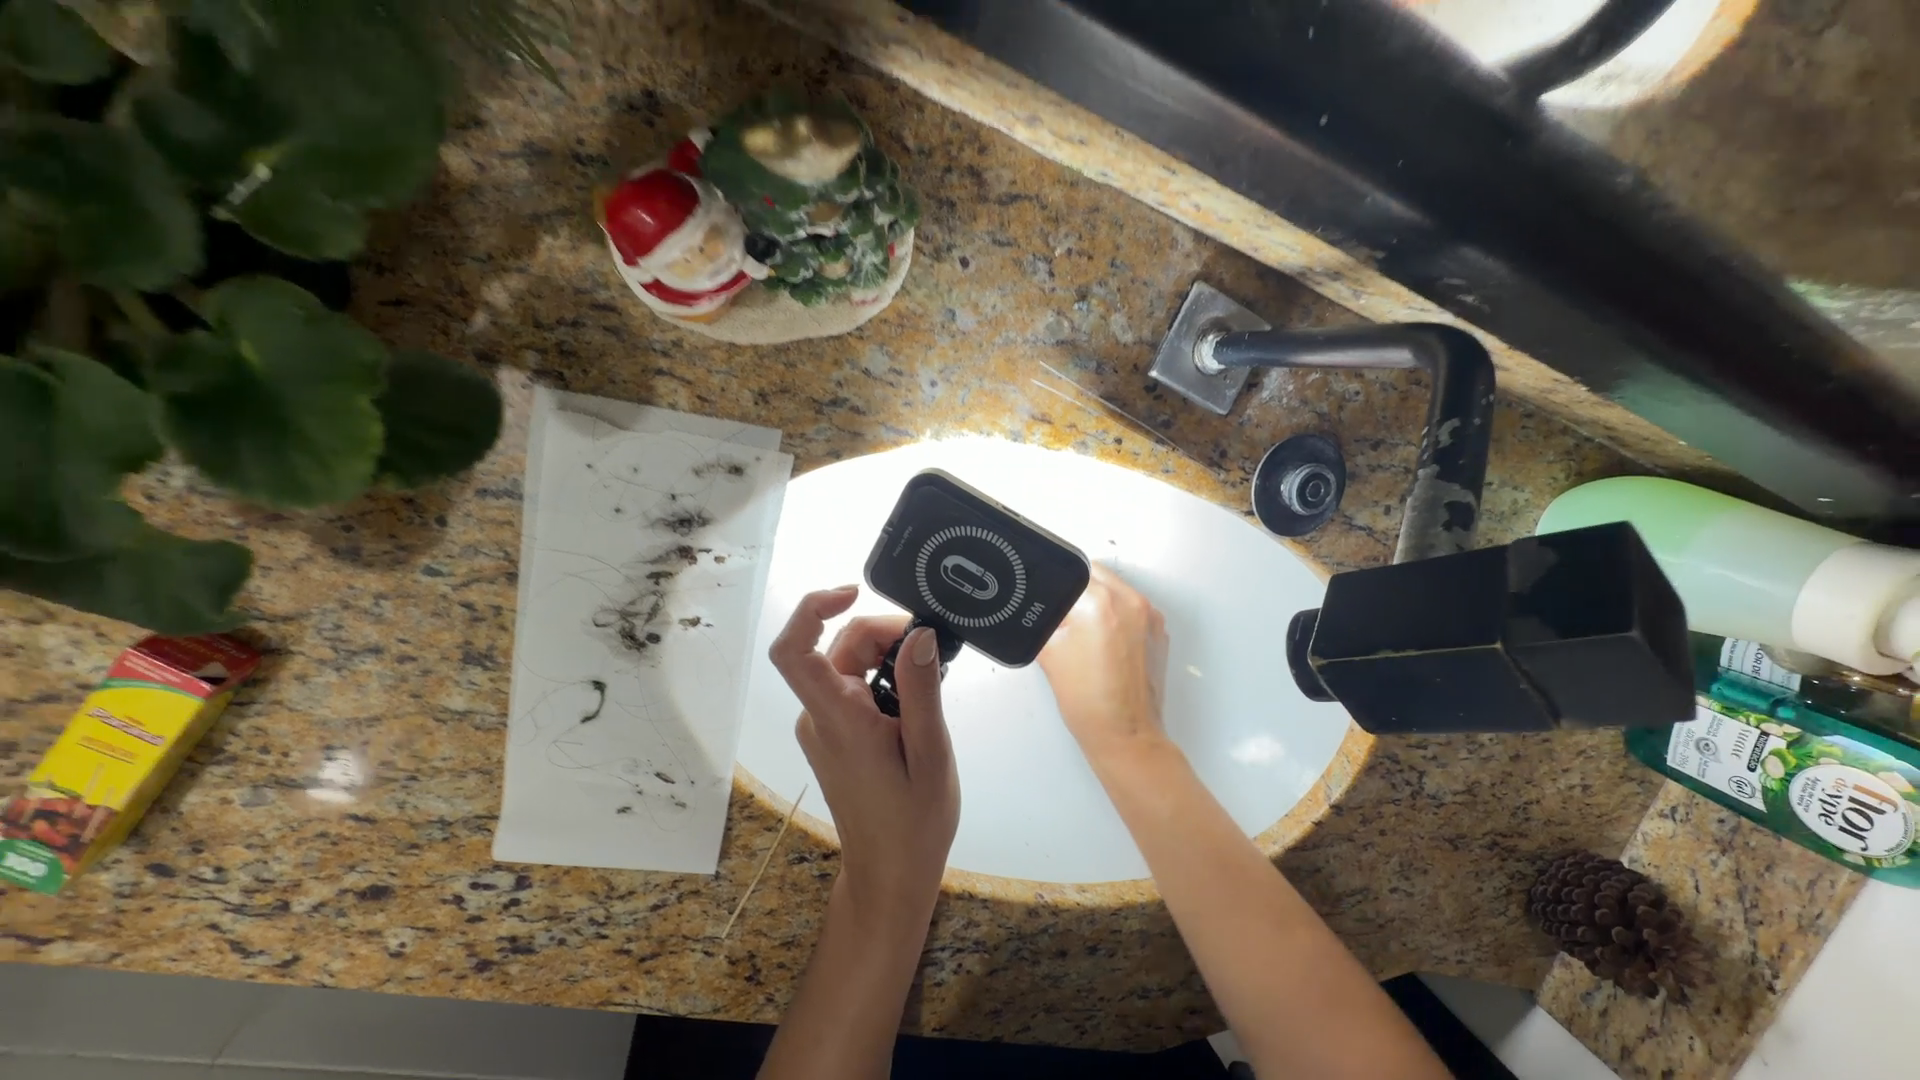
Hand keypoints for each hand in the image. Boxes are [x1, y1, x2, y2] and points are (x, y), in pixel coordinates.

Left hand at [769, 585, 959, 919]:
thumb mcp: (931, 753)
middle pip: (836, 649)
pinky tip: (914, 702)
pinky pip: (851, 688)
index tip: (852, 592)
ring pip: (846, 666)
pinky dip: (882, 680)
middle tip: (932, 653)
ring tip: (929, 683)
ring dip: (886, 658)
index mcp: (838, 720)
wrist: (890, 873)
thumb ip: (921, 691)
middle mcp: (819, 717)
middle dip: (883, 635)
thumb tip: (919, 633)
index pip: (794, 651)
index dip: (812, 609)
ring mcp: (822, 728)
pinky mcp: (832, 737)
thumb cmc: (914, 821)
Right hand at [1039, 563, 1169, 762]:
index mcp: (1100, 602)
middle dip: (1076, 591)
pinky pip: (1132, 609)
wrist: (1126, 736)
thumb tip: (1036, 607)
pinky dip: (1116, 616)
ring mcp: (1149, 617)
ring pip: (1115, 589)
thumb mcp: (1048, 653)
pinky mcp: (1158, 632)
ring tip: (1082, 632)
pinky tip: (1101, 643)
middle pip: (1094, 575)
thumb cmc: (1091, 704)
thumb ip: (1041, 621)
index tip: (1046, 599)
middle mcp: (1130, 602)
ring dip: (1098, 601)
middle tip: (1062, 616)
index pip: (1069, 571)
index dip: (1052, 585)